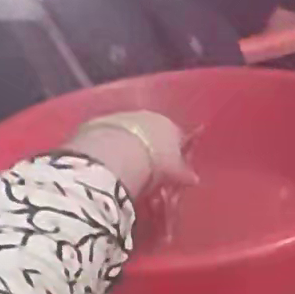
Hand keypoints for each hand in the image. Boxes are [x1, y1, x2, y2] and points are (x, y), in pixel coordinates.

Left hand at [62, 111, 194, 199]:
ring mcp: (123, 116)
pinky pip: (111, 135)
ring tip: (128, 167)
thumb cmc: (155, 164)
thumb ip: (184, 174)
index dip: (176, 152)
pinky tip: (111, 161)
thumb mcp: (174, 173)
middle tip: (149, 168)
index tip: (173, 167)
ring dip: (131, 144)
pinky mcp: (100, 122)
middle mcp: (148, 115)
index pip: (178, 137)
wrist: (117, 154)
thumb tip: (194, 178)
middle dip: (152, 146)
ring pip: (132, 131)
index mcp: (170, 125)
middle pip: (154, 132)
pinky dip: (113, 146)